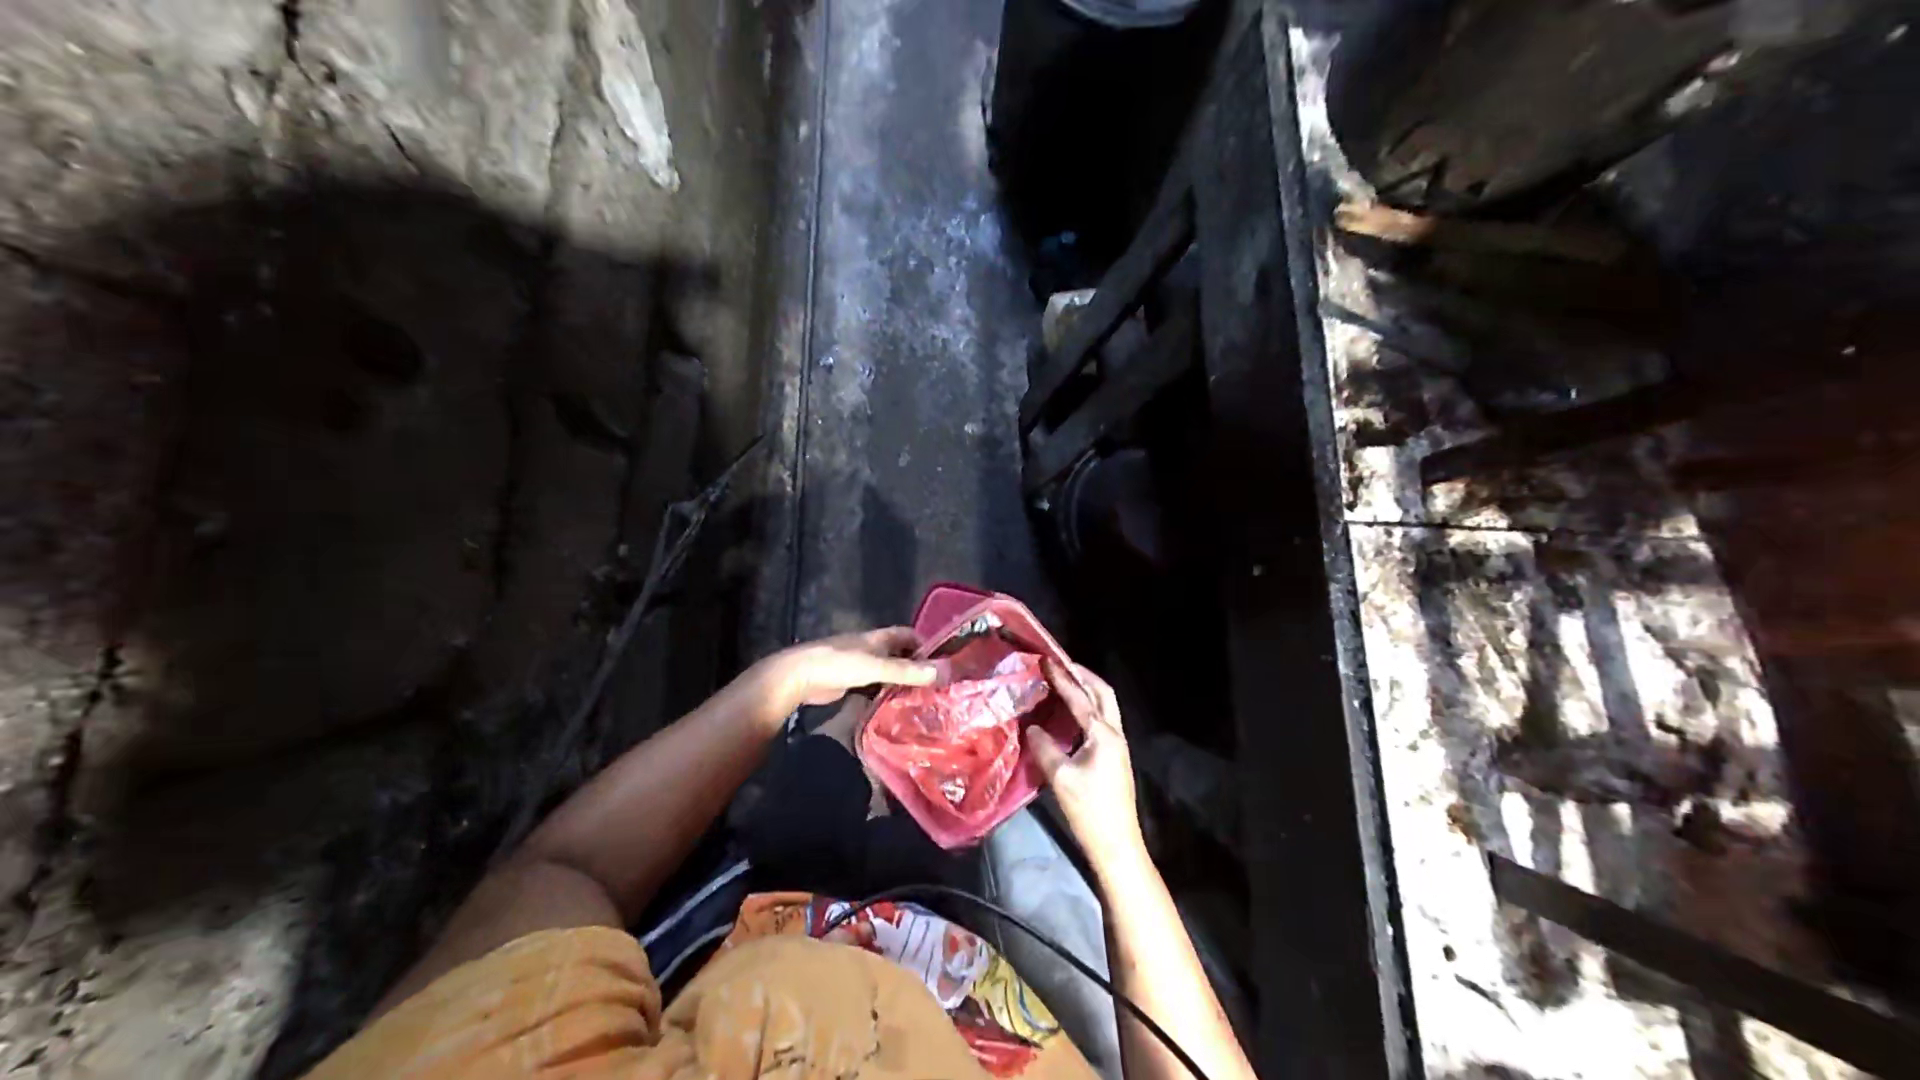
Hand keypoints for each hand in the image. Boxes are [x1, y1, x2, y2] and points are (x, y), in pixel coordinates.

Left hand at [753, 627, 939, 713]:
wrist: (800, 676)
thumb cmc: (839, 664)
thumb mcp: (877, 667)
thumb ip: (907, 671)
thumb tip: (942, 671)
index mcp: (878, 637)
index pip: (908, 634)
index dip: (925, 644)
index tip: (941, 663)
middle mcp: (871, 648)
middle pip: (899, 654)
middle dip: (915, 667)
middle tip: (935, 687)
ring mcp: (859, 665)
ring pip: (886, 672)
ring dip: (900, 683)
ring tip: (920, 700)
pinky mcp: (849, 683)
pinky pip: (874, 687)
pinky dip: (884, 694)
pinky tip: (894, 708)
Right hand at [1025, 660, 1145, 870]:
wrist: (1117, 844)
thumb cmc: (1089, 810)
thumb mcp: (1060, 777)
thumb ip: (1044, 747)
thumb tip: (1032, 727)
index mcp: (1103, 734)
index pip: (1079, 697)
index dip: (1061, 677)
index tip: (1045, 660)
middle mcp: (1114, 734)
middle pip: (1102, 693)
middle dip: (1082, 674)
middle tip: (1060, 663)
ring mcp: (1117, 746)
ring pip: (1105, 706)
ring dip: (1087, 689)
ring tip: (1064, 679)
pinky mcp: (1114, 757)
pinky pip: (1102, 719)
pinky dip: (1088, 706)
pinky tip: (1071, 711)